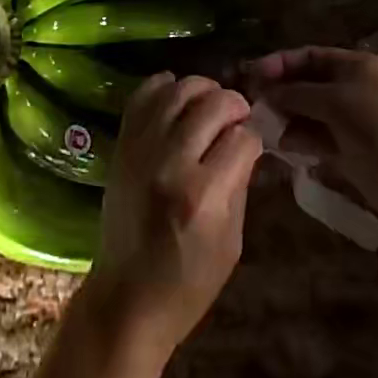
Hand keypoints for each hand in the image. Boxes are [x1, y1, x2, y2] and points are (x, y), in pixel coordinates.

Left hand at [87, 74, 262, 359]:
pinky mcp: (121, 144)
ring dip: (199, 88)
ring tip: (211, 100)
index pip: (241, 138)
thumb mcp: (232, 241)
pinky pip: (140, 97)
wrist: (128, 292)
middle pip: (209, 104)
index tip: (256, 139)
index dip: (254, 134)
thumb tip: (247, 142)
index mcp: (204, 194)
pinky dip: (161, 86)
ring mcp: (140, 148)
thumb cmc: (189, 280)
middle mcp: (170, 161)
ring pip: (174, 91)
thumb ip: (239, 184)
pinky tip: (176, 93)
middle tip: (239, 113)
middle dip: (232, 102)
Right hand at [241, 46, 377, 230]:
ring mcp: (353, 120)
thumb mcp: (334, 102)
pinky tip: (284, 148)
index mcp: (355, 66)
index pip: (307, 56)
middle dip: (279, 93)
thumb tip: (264, 90)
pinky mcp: (353, 149)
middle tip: (251, 106)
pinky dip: (300, 141)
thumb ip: (294, 92)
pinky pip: (317, 138)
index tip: (250, 76)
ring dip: (286, 119)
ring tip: (265, 130)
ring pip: (308, 113)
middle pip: (305, 84)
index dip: (277, 63)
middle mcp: (353, 88)